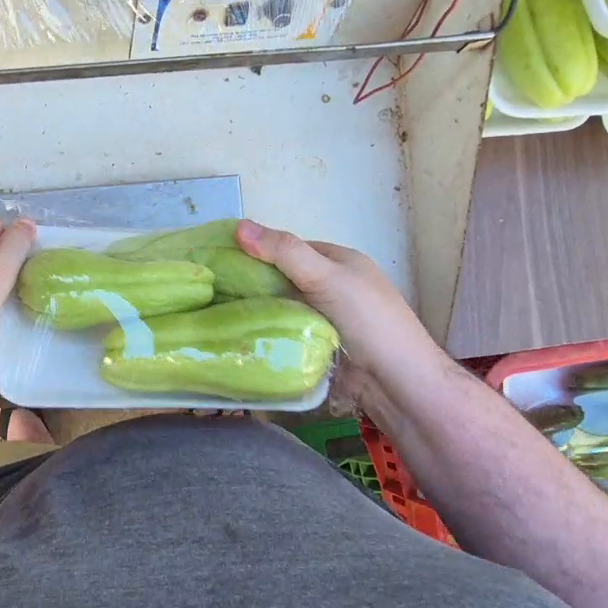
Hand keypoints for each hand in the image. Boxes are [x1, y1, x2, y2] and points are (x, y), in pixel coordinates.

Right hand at [235, 219, 444, 386]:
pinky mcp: (318, 347)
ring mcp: (326, 319)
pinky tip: (240, 337)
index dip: (258, 251)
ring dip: (257, 313)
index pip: (290, 249)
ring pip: (282, 309)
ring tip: (216, 315)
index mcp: (340, 263)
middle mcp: (333, 288)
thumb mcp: (326, 276)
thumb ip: (284, 252)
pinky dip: (267, 335)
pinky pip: (286, 335)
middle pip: (284, 279)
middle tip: (212, 292)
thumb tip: (239, 225)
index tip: (222, 261)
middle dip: (253, 284)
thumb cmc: (368, 320)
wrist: (395, 381)